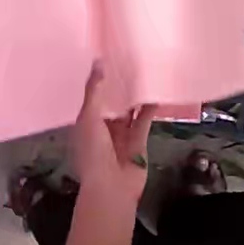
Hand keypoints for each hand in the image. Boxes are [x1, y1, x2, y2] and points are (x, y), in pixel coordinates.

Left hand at [71, 65, 154, 202]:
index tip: (109, 58)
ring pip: (130, 110)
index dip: (100, 80)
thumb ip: (95, 91)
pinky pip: (145, 120)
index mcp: (87, 122)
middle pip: (113, 102)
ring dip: (136, 95)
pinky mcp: (139, 140)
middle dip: (119, 86)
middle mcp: (104, 127)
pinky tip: (156, 92)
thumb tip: (99, 62)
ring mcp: (122, 134)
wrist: (111, 186)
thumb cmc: (93, 151)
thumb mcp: (89, 117)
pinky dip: (150, 108)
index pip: (93, 97)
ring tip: (145, 72)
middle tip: (130, 59)